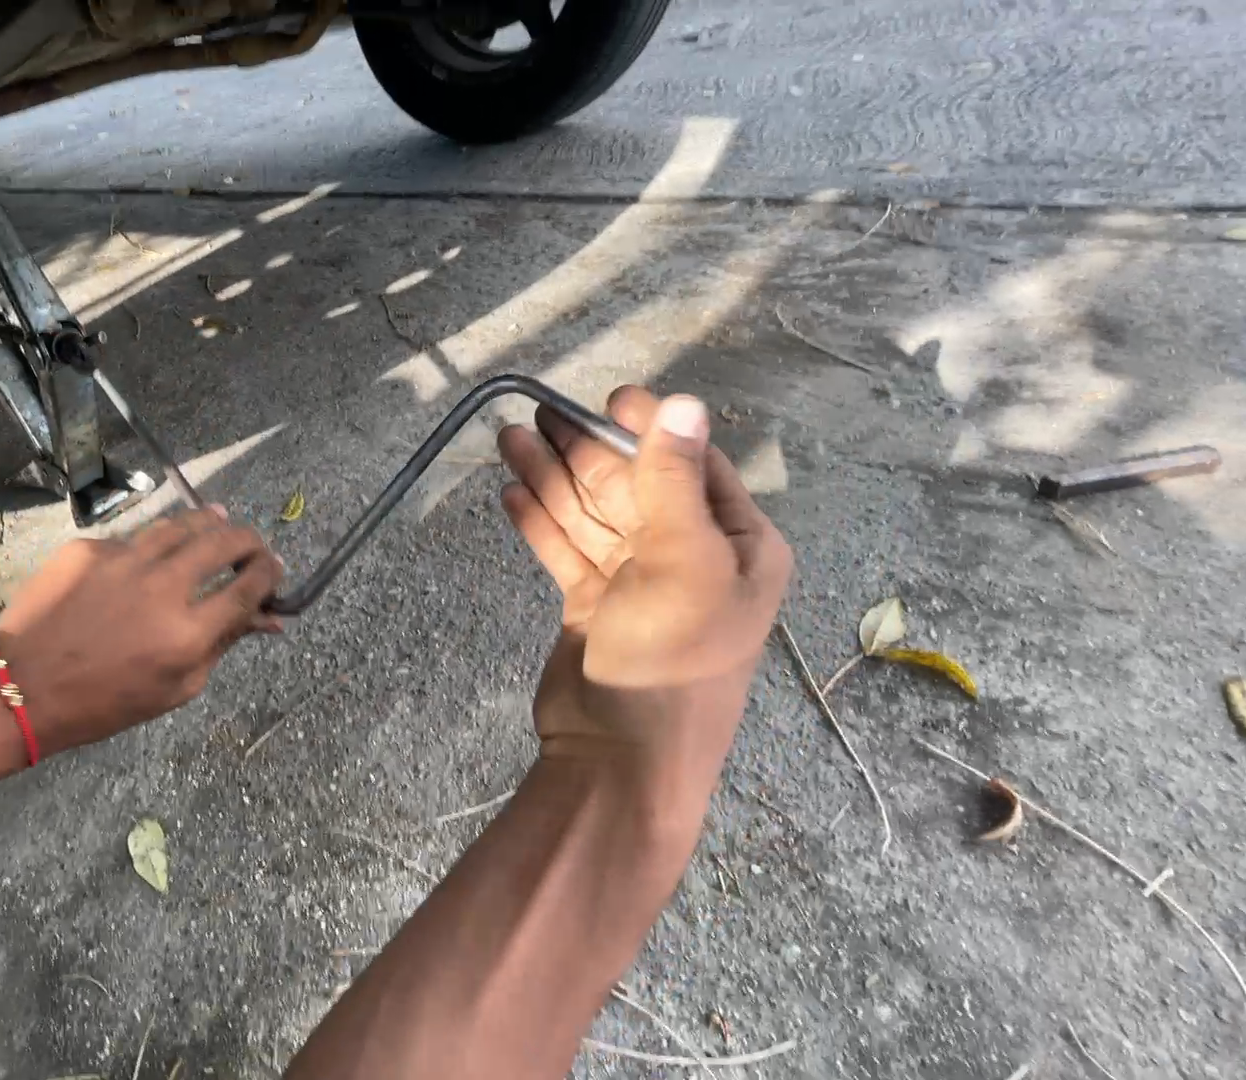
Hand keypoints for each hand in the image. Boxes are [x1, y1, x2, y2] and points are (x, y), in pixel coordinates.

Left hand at [0, 507, 282, 754]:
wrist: (21, 686)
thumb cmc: (106, 702)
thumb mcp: (177, 687)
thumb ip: (224, 644)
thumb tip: (268, 619)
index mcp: (187, 633)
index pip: (248, 586)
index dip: (270, 573)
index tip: (275, 568)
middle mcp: (162, 587)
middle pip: (225, 541)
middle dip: (250, 540)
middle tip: (253, 547)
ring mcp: (123, 560)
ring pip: (182, 523)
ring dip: (210, 522)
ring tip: (221, 522)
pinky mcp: (89, 548)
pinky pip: (135, 538)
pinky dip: (153, 545)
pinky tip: (151, 556)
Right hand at [497, 387, 791, 814]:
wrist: (619, 758)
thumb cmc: (668, 662)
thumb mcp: (685, 566)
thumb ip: (674, 483)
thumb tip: (681, 402)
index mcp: (735, 545)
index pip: (691, 467)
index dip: (650, 429)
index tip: (607, 398)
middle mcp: (689, 557)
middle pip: (629, 486)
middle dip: (584, 451)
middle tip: (537, 414)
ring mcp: (636, 582)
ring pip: (589, 515)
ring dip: (550, 479)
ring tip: (509, 441)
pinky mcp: (592, 603)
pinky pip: (565, 549)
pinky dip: (538, 522)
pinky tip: (511, 493)